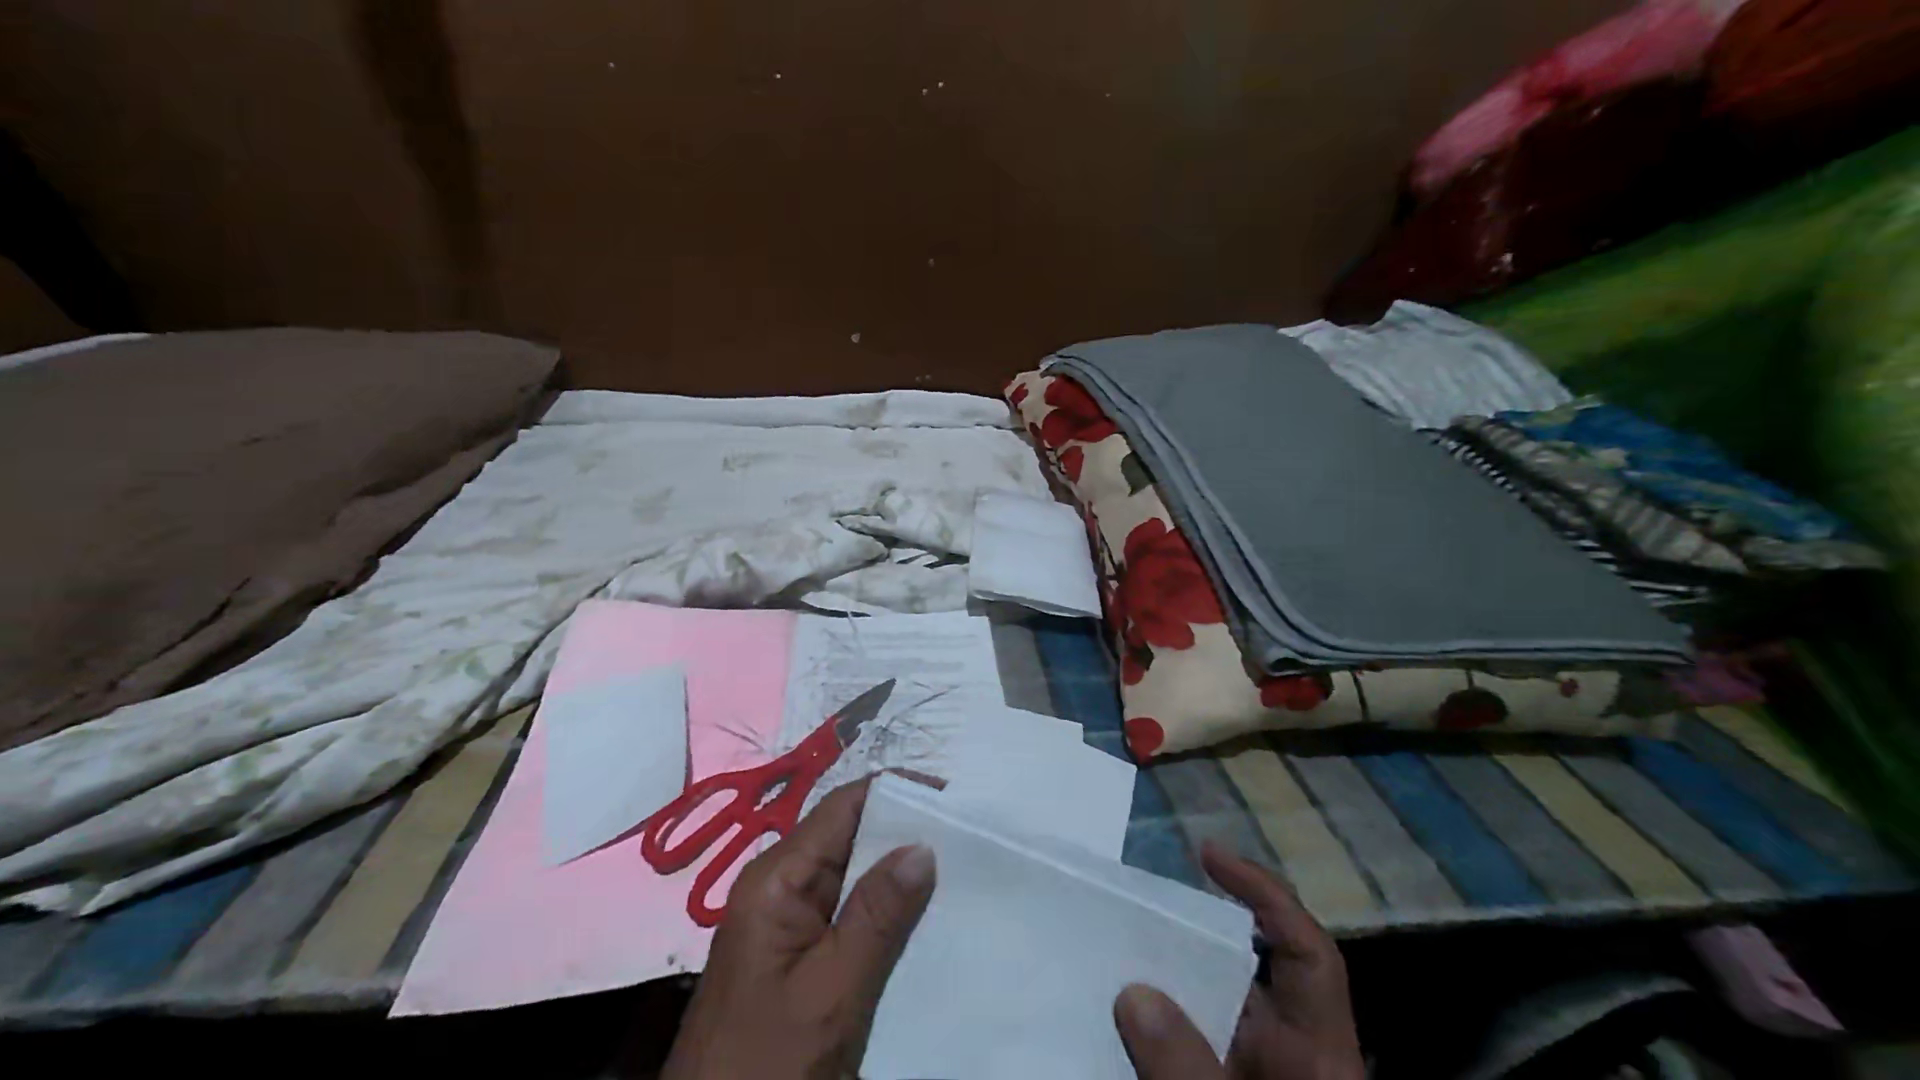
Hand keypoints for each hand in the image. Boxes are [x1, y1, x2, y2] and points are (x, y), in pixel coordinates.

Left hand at [661, 777, 936, 1079]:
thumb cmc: (767, 1061)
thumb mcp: (831, 990)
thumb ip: (877, 915)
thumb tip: (923, 845)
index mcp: (777, 879)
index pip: (843, 808)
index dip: (896, 792)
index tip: (951, 797)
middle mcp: (781, 887)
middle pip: (850, 836)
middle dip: (906, 832)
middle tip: (969, 839)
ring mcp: (788, 922)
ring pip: (854, 876)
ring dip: (901, 874)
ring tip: (961, 872)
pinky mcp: (799, 955)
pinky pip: (850, 914)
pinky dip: (887, 911)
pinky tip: (925, 920)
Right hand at [1114, 844, 1362, 1079]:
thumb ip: (1187, 1063)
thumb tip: (1132, 993)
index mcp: (1316, 1050)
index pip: (1304, 948)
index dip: (1264, 893)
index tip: (1208, 854)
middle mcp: (1292, 1049)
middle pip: (1248, 969)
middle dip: (1195, 932)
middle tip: (1139, 906)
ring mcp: (1263, 1069)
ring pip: (1215, 1003)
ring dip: (1171, 977)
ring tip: (1118, 948)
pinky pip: (1198, 1037)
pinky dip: (1164, 1022)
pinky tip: (1119, 1013)